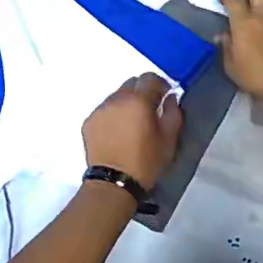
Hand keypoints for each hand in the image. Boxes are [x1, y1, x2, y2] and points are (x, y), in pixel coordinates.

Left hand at [81, 73, 181, 192]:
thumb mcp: (169, 140)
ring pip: (116, 95)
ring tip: (132, 123)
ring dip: (127, 103)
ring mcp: (100, 109)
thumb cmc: (146, 163)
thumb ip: (173, 113)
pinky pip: (104, 109)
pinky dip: (113, 114)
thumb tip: (170, 98)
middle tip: (149, 110)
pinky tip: (118, 132)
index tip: (165, 96)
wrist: (113, 184)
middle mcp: (116, 99)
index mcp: (138, 101)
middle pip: (131, 83)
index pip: (150, 78)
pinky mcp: (89, 121)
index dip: (160, 84)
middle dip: (143, 91)